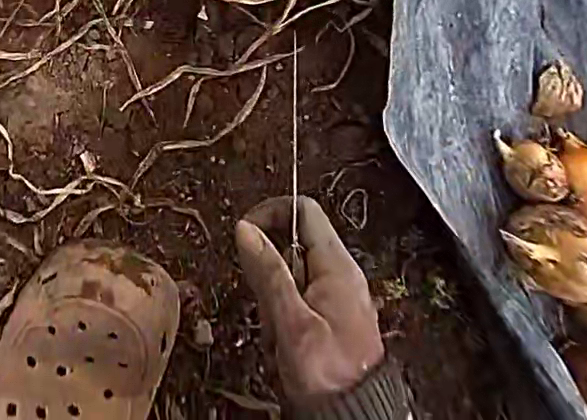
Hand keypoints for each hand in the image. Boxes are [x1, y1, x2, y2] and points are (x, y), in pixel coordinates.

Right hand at [235, 196, 385, 409]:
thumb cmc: (330, 377)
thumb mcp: (292, 322)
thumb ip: (269, 273)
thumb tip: (245, 229)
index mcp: (337, 264)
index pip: (303, 209)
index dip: (272, 213)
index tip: (247, 234)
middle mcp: (341, 273)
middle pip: (293, 240)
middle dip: (269, 266)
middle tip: (264, 299)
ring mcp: (337, 295)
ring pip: (291, 272)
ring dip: (274, 296)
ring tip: (277, 330)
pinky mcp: (331, 317)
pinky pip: (298, 298)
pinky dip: (283, 313)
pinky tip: (283, 341)